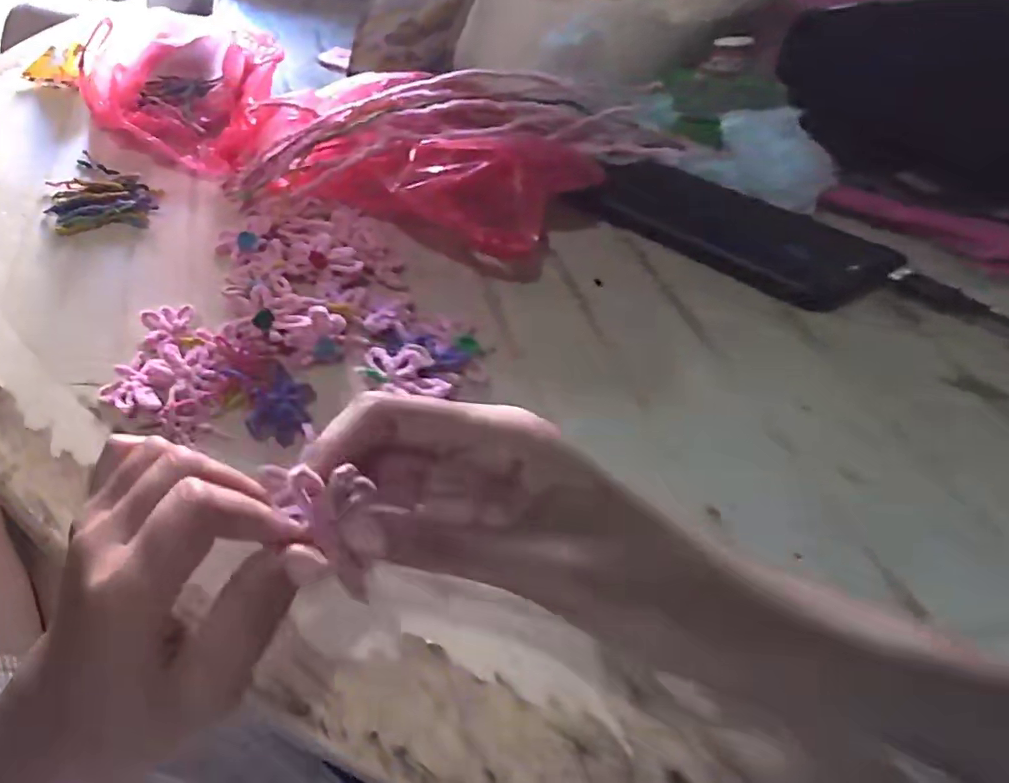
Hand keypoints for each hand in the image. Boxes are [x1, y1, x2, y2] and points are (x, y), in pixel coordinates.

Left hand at [0, 437, 317, 782]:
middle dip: (235, 484)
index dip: (250, 509)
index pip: (193, 506)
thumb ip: (251, 617)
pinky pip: (121, 456)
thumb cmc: (136, 716)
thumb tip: (302, 555)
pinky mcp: (83, 510)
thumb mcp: (205, 691)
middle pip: (173, 467)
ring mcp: (85, 516)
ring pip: (149, 452)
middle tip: (272, 521)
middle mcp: (99, 536)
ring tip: (239, 505)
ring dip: (204, 466)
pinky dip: (163, 458)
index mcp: (125, 586)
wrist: (61, 709)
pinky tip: (188, 486)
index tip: (293, 536)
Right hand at [301, 394, 712, 645]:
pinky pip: (411, 511)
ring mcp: (473, 477)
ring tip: (329, 552)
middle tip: (311, 531)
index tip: (306, 488)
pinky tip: (361, 557)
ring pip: (389, 477)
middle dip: (339, 478)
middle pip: (381, 442)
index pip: (391, 414)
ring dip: (355, 508)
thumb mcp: (542, 566)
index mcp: (495, 432)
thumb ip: (438, 543)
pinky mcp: (476, 511)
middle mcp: (474, 443)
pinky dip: (381, 530)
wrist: (739, 633)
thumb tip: (348, 532)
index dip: (339, 441)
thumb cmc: (650, 586)